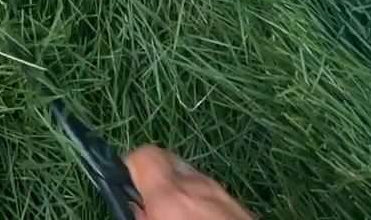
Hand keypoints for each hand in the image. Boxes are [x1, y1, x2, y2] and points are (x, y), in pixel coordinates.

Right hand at [126, 147, 253, 218]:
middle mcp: (195, 185)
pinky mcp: (242, 207)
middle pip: (169, 162)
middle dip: (158, 179)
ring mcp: (222, 194)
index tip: (129, 189)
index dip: (132, 168)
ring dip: (182, 192)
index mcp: (168, 195)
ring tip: (180, 217)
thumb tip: (139, 211)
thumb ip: (143, 219)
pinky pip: (213, 194)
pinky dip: (204, 204)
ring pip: (193, 178)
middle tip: (153, 206)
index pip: (142, 156)